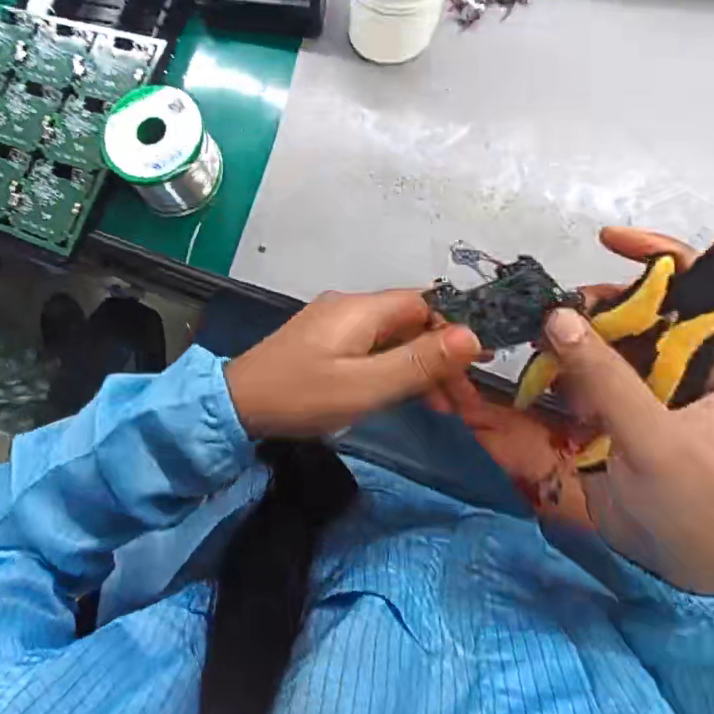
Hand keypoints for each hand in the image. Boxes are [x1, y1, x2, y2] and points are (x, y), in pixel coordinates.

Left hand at [226, 291, 481, 437]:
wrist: (237, 404)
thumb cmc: (302, 395)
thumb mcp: (367, 385)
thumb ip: (419, 362)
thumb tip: (472, 335)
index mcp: (361, 309)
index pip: (425, 304)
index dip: (455, 332)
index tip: (475, 369)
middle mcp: (348, 307)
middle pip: (410, 322)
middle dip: (439, 358)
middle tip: (461, 404)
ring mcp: (331, 323)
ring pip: (391, 337)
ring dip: (417, 368)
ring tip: (439, 409)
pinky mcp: (320, 341)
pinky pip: (369, 347)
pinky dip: (391, 369)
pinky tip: (399, 396)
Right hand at [434, 228, 713, 594]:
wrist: (687, 580)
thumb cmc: (699, 510)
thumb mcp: (655, 441)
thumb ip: (605, 379)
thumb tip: (558, 316)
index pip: (704, 295)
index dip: (663, 259)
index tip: (609, 242)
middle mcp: (685, 374)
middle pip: (641, 315)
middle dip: (597, 306)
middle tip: (553, 316)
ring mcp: (648, 396)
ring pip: (606, 345)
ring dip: (570, 339)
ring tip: (536, 347)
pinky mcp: (616, 418)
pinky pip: (584, 379)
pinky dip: (558, 370)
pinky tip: (535, 373)